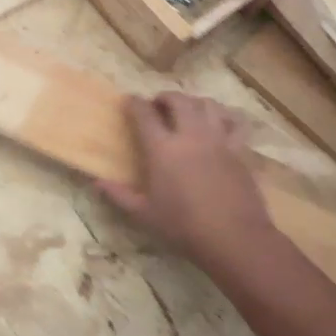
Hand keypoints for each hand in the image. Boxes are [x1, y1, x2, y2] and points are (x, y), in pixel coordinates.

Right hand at [97, 92, 273, 263]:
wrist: (234, 238)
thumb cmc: (183, 227)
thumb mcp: (144, 214)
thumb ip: (119, 195)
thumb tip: (96, 182)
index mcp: (162, 149)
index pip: (144, 114)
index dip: (135, 103)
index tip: (129, 101)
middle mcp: (190, 135)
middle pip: (178, 100)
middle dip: (165, 96)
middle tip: (158, 105)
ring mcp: (218, 140)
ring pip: (207, 104)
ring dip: (194, 102)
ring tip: (188, 111)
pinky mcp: (239, 150)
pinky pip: (234, 122)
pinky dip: (225, 116)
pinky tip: (219, 123)